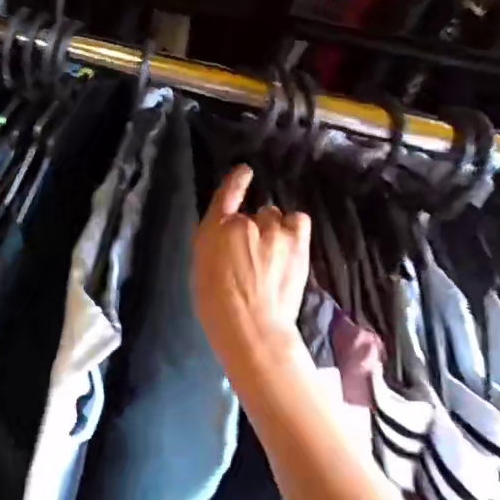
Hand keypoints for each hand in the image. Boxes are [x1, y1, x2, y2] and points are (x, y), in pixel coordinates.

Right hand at [192, 165, 313, 382]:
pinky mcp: (297, 243)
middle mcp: (244, 223)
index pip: (226, 195)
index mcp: (214, 230)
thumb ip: (215, 245)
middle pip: (256, 214)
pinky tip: (290, 245)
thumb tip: (228, 238)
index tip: (245, 171)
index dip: (236, 181)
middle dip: (256, 227)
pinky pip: (297, 221)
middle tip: (255, 252)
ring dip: (276, 231)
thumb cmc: (216, 305)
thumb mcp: (202, 268)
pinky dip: (294, 229)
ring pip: (277, 218)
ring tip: (275, 255)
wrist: (252, 328)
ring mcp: (274, 231)